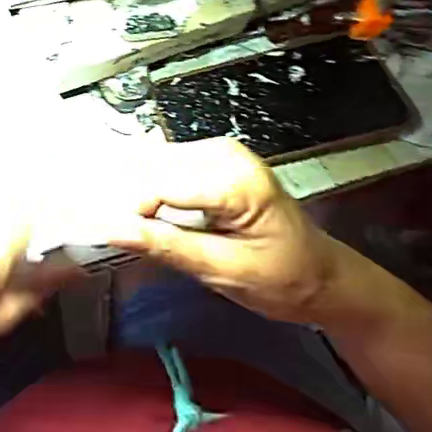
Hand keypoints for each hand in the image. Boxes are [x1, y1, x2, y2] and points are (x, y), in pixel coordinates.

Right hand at [107, 137, 348, 323]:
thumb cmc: (285, 280)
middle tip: (107, 233)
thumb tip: (113, 230)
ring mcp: (216, 151)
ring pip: (149, 163)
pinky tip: (140, 211)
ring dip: (130, 193)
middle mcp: (224, 154)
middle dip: (124, 200)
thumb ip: (167, 246)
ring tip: (121, 225)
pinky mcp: (208, 158)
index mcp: (237, 180)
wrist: (324, 276)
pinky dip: (144, 188)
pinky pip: (161, 165)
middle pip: (149, 168)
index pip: (159, 185)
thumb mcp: (224, 272)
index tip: (107, 237)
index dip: (127, 211)